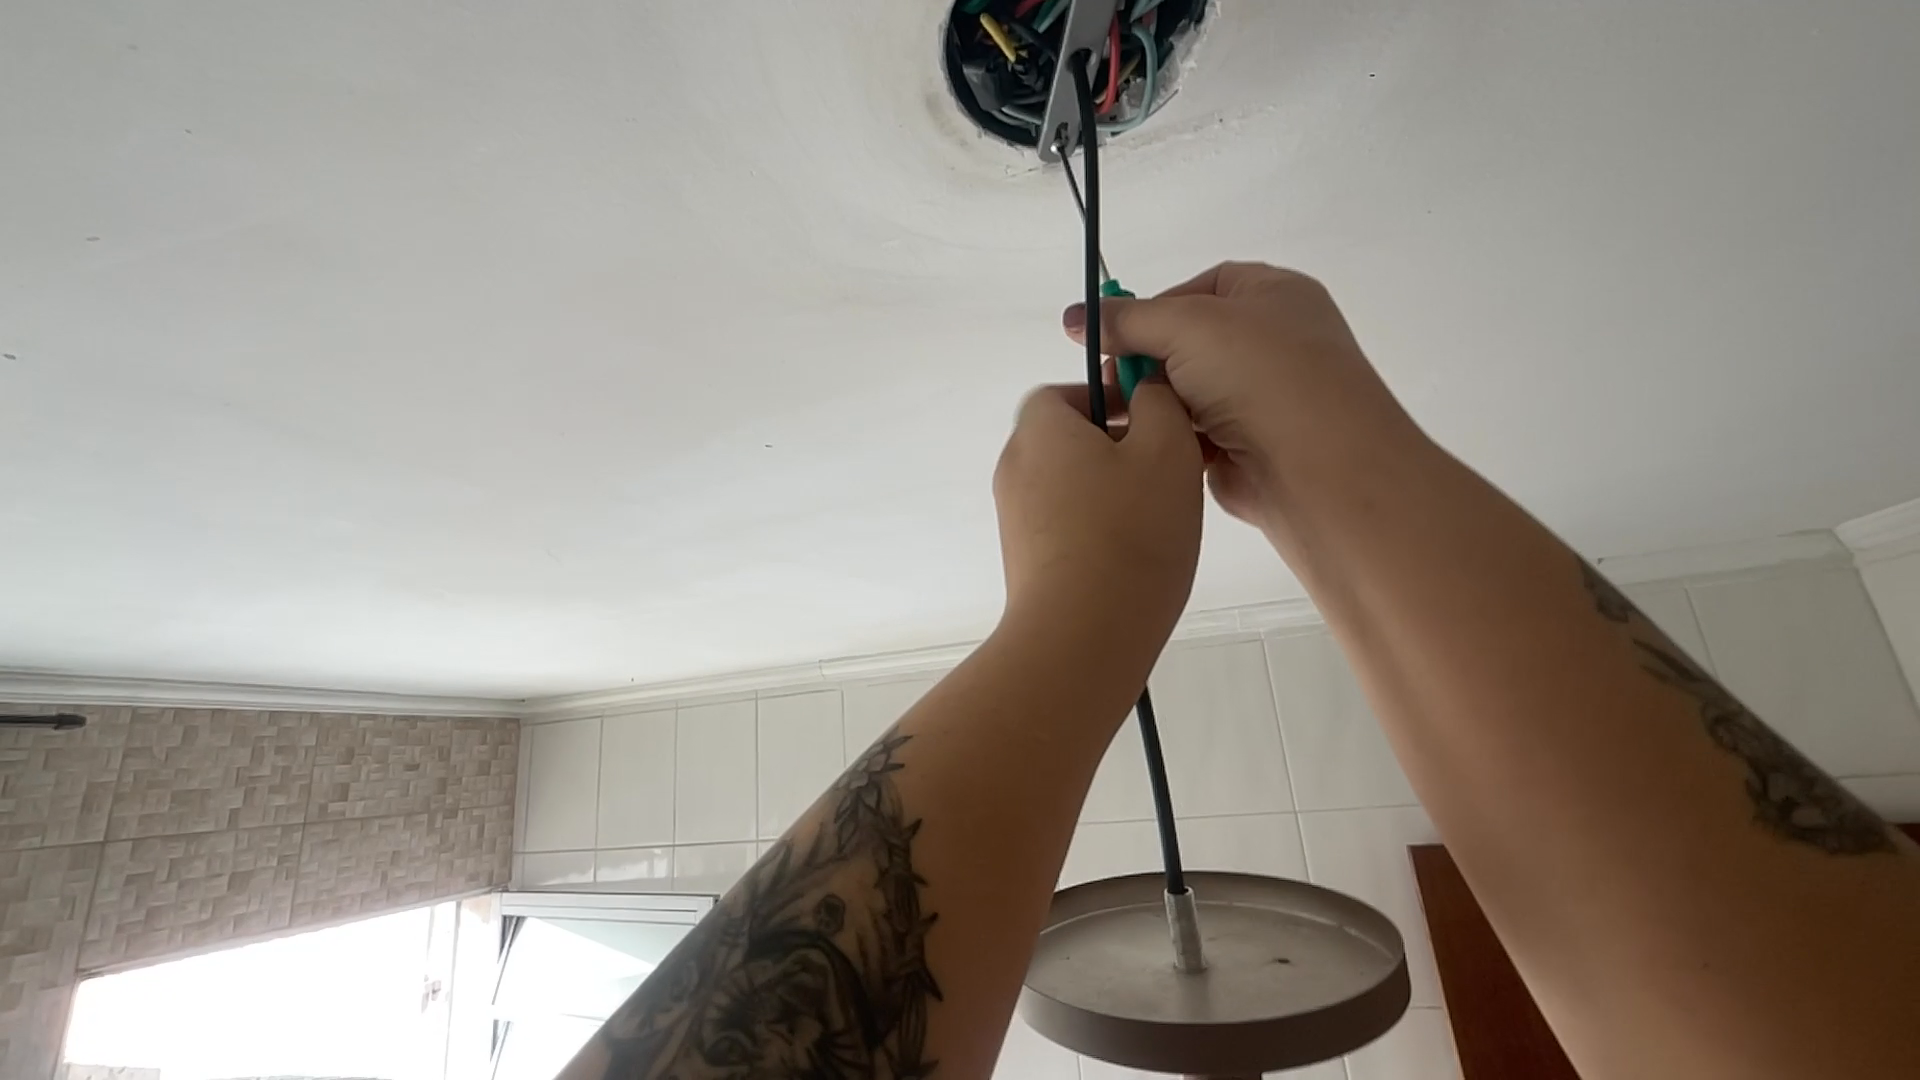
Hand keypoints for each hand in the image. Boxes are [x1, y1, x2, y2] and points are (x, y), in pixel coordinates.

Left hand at [992, 380, 1202, 646]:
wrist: (1082, 633)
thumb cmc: (1130, 531)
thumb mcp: (1165, 449)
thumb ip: (1159, 404)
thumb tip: (1144, 390)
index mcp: (1039, 430)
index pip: (1062, 393)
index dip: (1106, 398)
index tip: (1148, 422)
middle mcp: (1014, 467)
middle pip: (1066, 440)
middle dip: (1116, 447)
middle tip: (1165, 471)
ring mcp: (1013, 518)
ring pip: (1069, 485)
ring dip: (1110, 490)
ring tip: (1156, 517)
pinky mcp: (1022, 559)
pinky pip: (1063, 524)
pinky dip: (1094, 526)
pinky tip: (1132, 554)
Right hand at [1063, 262, 1425, 529]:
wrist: (1315, 466)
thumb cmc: (1261, 374)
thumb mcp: (1187, 326)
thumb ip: (1127, 321)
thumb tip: (1073, 318)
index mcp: (1270, 295)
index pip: (1199, 290)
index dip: (1153, 310)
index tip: (1116, 336)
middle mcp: (1269, 342)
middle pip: (1186, 344)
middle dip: (1146, 363)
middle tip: (1112, 382)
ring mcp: (1258, 398)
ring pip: (1185, 393)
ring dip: (1154, 404)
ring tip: (1124, 417)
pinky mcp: (1243, 446)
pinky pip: (1191, 434)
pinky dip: (1168, 436)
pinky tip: (1147, 443)